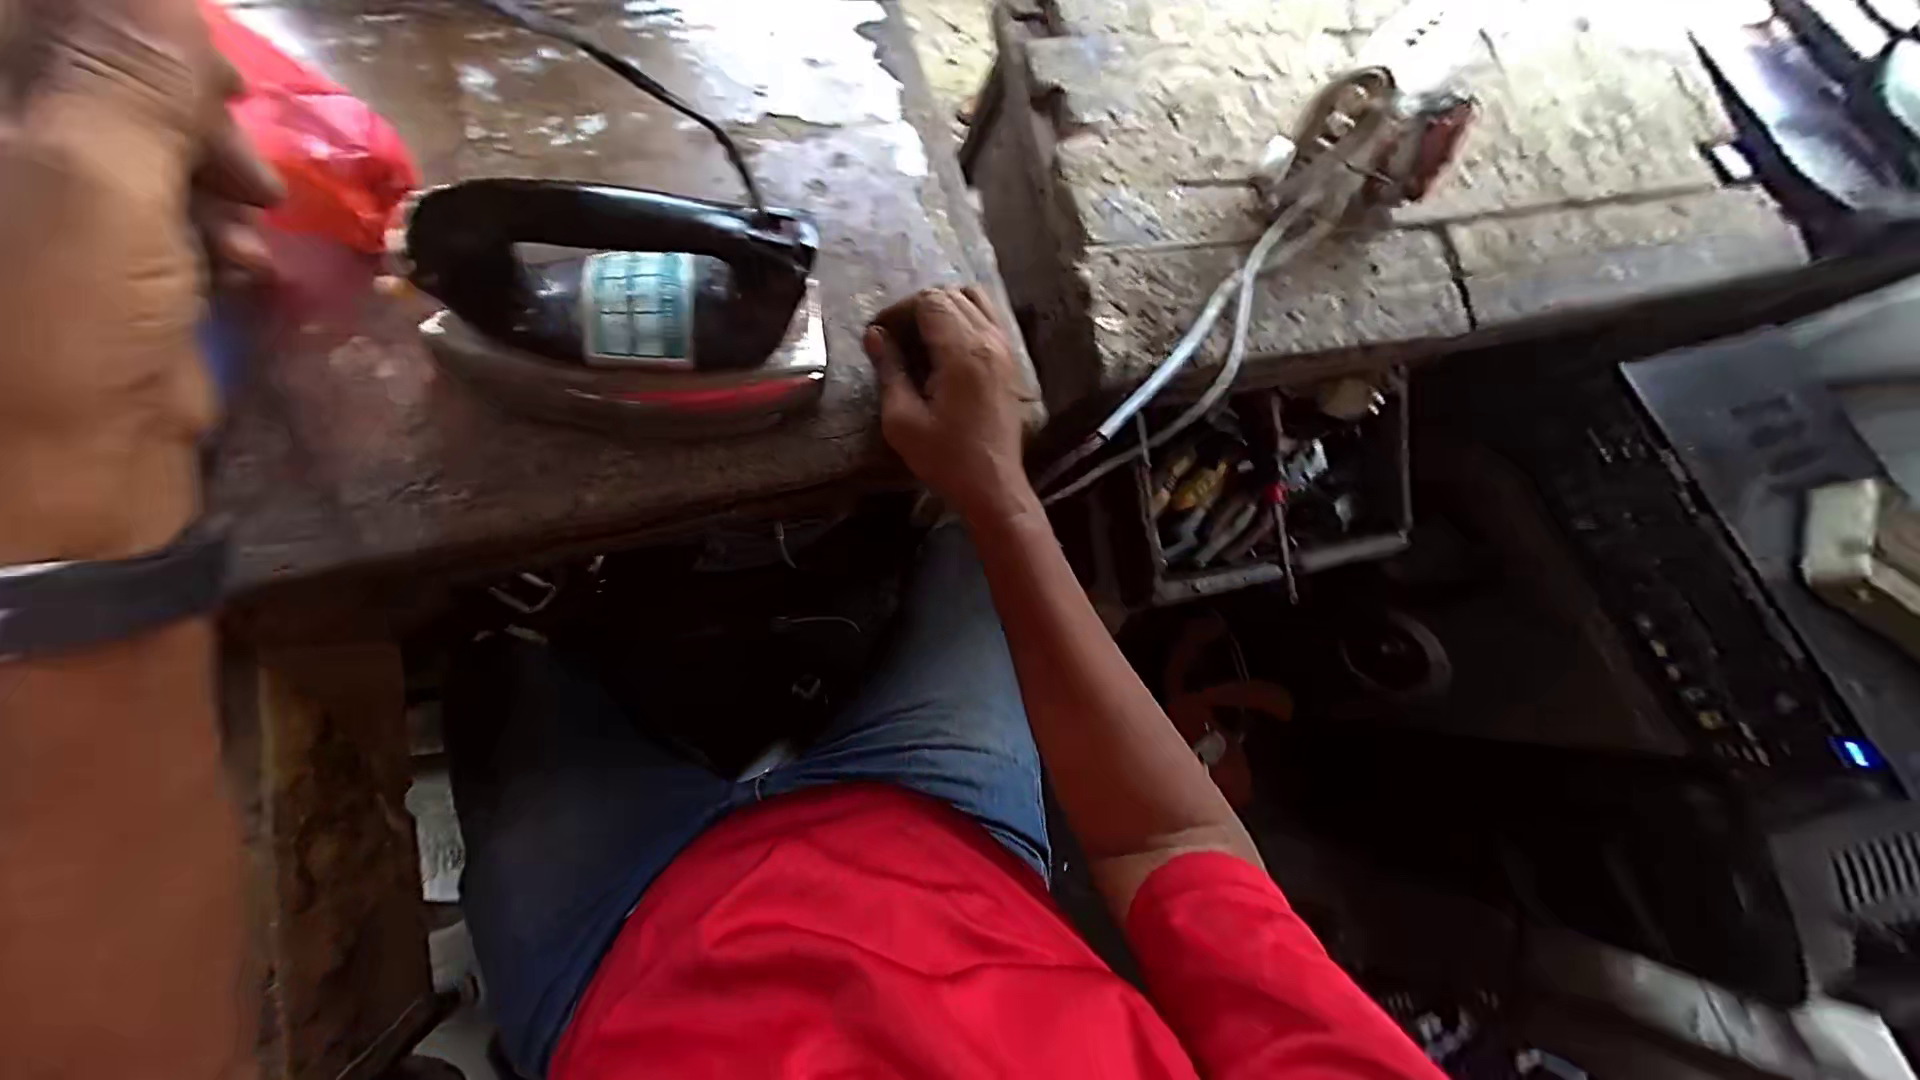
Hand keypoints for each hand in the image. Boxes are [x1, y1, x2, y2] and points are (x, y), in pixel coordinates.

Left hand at [0, 2, 280, 562]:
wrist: (51, 463)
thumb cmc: (45, 324)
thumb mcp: (91, 190)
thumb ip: (122, 83)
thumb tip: (166, 3)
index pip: (34, 19)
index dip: (121, 25)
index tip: (206, 69)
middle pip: (75, 60)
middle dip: (176, 102)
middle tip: (241, 152)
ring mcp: (25, 192)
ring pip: (126, 130)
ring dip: (207, 169)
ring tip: (252, 216)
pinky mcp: (80, 245)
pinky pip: (153, 197)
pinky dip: (209, 221)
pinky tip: (242, 259)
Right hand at [865, 285, 1038, 522]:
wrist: (993, 486)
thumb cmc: (945, 458)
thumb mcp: (902, 420)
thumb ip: (889, 370)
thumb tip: (875, 335)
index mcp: (963, 352)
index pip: (928, 302)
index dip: (897, 311)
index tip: (878, 336)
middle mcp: (989, 341)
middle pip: (950, 295)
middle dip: (916, 309)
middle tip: (895, 339)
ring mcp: (1005, 350)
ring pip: (973, 300)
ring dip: (942, 309)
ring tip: (920, 339)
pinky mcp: (1010, 362)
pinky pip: (988, 319)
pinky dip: (964, 319)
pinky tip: (945, 348)